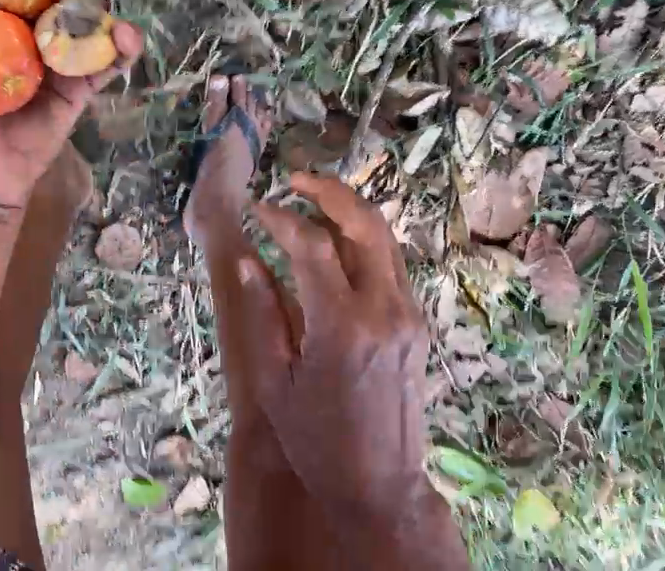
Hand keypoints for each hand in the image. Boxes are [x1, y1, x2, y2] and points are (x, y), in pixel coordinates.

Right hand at [234, 174, 465, 565]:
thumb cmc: (317, 440)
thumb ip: (262, 313)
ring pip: (384, 237)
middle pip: (363, 224)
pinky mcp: (417, 320)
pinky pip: (390, 261)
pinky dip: (363, 238)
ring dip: (349, 209)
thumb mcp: (275, 381)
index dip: (281, 219)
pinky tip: (336, 238)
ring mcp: (407, 312)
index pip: (311, 247)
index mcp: (341, 328)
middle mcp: (383, 310)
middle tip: (295, 179)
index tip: (257, 209)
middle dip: (328, 192)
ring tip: (314, 196)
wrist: (381, 486)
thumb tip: (247, 258)